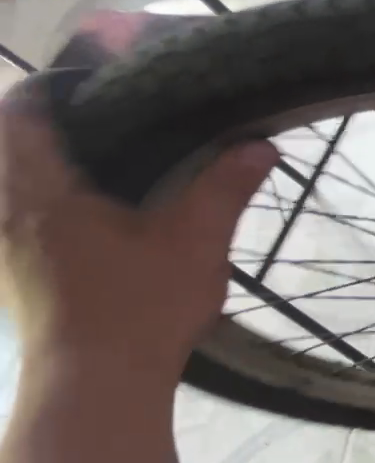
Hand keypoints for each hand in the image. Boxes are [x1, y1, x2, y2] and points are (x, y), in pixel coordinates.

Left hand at [0, 80, 276, 377]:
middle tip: (101, 124)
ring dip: (35, 168)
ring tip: (92, 169)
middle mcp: (1, 208)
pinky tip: (78, 221)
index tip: (94, 86)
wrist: (98, 376)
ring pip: (5, 185)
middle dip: (42, 127)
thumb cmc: (143, 302)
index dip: (52, 90)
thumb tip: (260, 144)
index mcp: (39, 190)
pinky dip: (35, 204)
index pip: (23, 113)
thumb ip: (222, 189)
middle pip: (6, 146)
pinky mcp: (5, 274)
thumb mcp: (196, 242)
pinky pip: (11, 218)